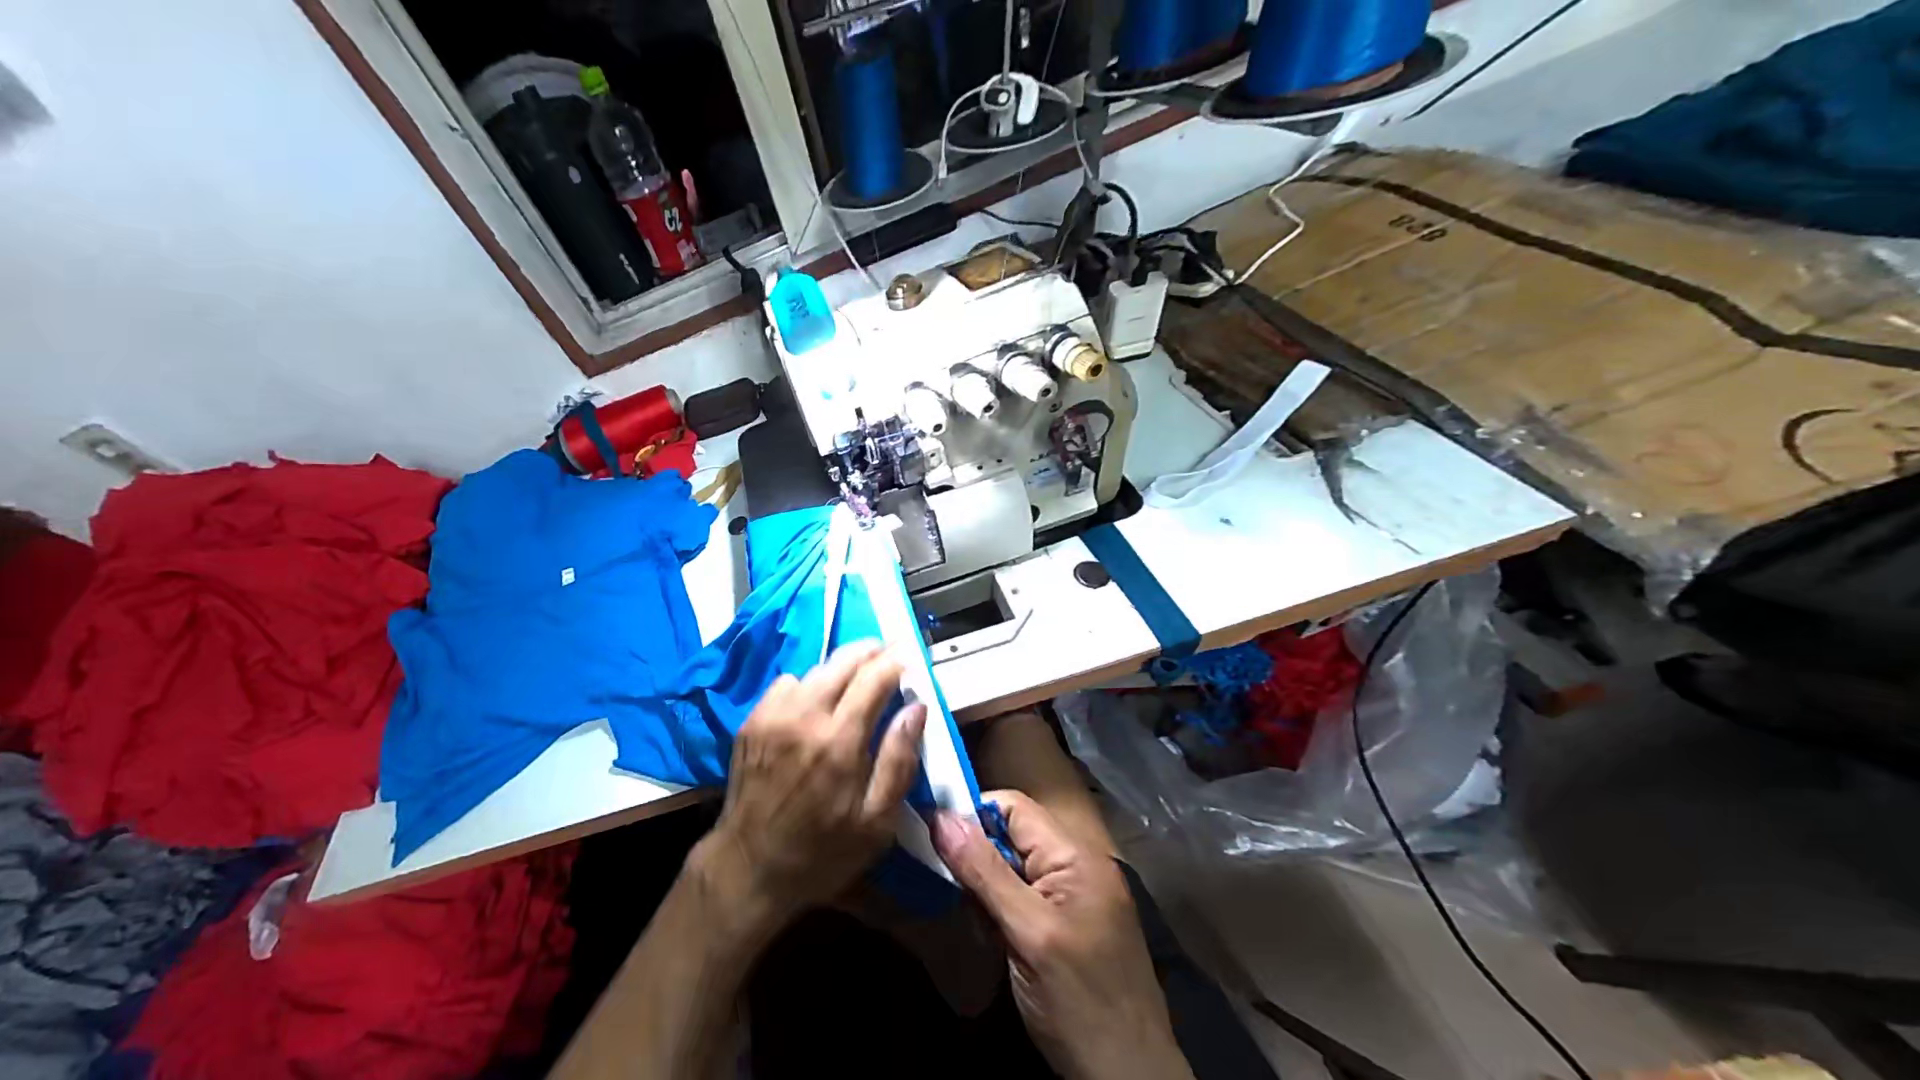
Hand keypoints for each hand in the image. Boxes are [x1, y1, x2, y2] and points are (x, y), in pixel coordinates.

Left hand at [694, 641, 926, 935]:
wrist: (749, 869)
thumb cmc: (824, 851)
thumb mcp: (877, 821)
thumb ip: (899, 759)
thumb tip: (917, 708)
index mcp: (839, 741)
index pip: (874, 677)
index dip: (896, 662)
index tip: (909, 661)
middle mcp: (804, 717)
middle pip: (842, 660)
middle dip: (870, 652)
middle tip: (888, 657)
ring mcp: (772, 716)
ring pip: (814, 668)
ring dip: (840, 668)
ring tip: (854, 681)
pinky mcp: (751, 722)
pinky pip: (785, 682)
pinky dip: (807, 684)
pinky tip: (815, 703)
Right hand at [934, 791, 1194, 1079]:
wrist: (1130, 1078)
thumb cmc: (1080, 1001)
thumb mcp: (1028, 934)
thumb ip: (986, 872)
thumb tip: (941, 817)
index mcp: (1075, 854)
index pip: (1014, 807)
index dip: (972, 813)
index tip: (932, 835)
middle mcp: (1076, 865)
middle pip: (1011, 837)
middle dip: (977, 859)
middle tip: (953, 891)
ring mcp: (1073, 897)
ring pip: (1012, 870)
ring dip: (986, 892)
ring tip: (979, 925)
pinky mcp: (1066, 925)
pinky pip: (1023, 900)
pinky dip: (1001, 914)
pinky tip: (994, 941)